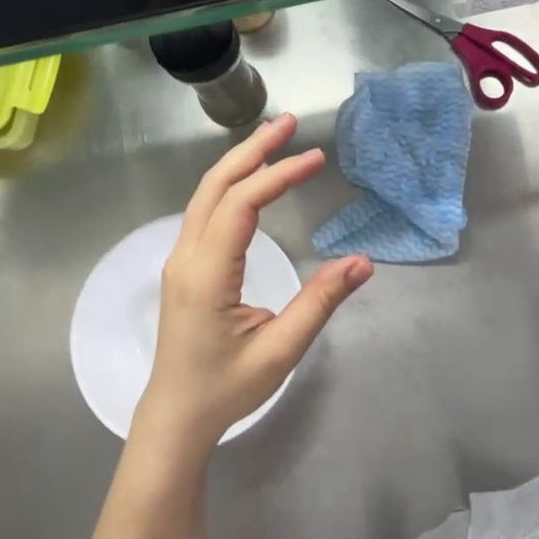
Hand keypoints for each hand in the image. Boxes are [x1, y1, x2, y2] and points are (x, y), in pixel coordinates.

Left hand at [135, 114, 373, 449]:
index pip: (242, 205)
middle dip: (253, 150)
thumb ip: (319, 303)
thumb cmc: (227, 387)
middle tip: (290, 123)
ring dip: (240, 163)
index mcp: (206, 274)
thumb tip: (362, 263)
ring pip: (206, 194)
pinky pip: (205, 211)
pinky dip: (231, 185)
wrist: (176, 415)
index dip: (279, 176)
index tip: (315, 160)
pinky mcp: (185, 267)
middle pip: (215, 185)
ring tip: (276, 140)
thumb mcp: (280, 350)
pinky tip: (253, 181)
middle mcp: (186, 257)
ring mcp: (180, 260)